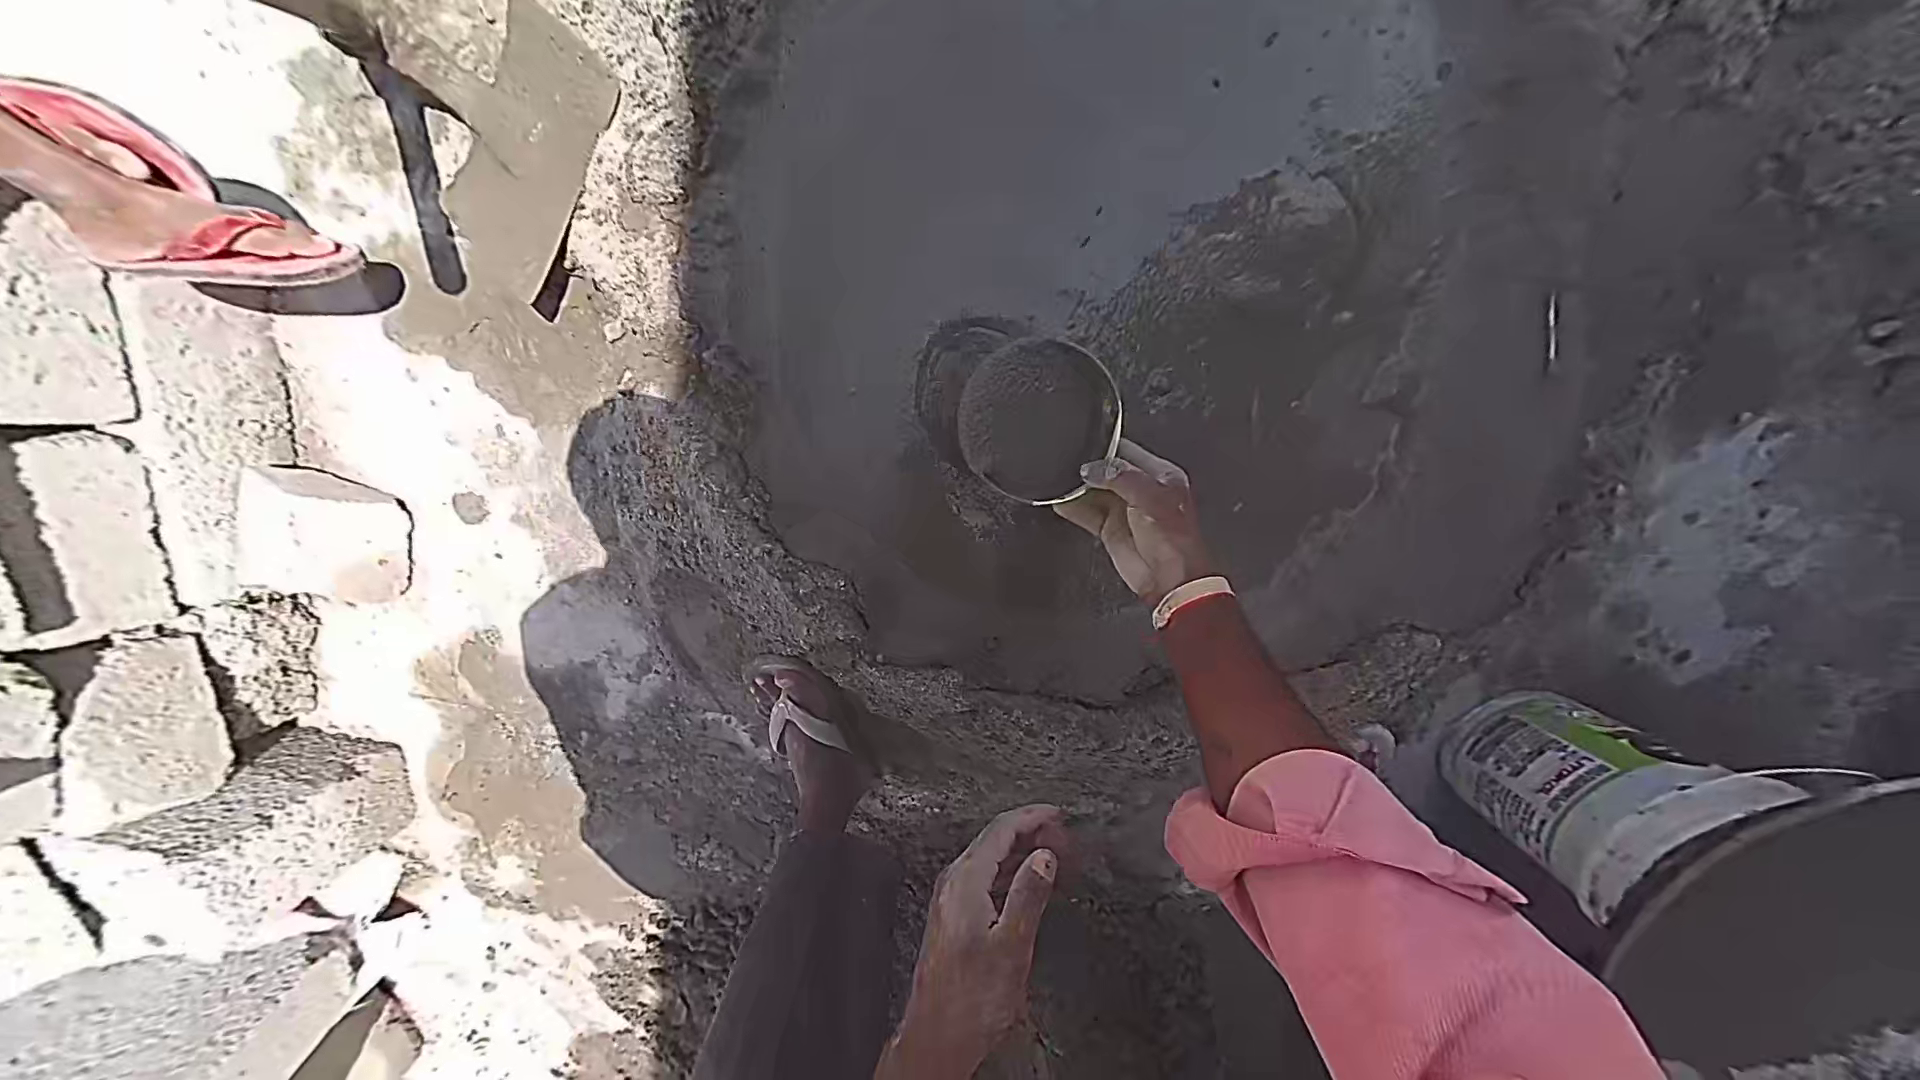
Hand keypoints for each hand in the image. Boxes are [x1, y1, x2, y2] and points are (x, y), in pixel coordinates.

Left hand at [875, 805, 1069, 1079]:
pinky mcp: (955, 914)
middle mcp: (955, 882)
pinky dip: (1012, 871)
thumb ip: (1028, 895)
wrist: (937, 1037)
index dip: (1032, 817)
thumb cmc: (970, 1000)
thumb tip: (1044, 857)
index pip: (1001, 829)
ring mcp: (953, 897)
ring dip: (1023, 851)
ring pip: (992, 857)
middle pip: (995, 839)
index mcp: (966, 881)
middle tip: (1063, 836)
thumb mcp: (1011, 946)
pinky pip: (987, 876)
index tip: (1057, 814)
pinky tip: (1029, 882)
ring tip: (1054, 854)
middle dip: (1031, 831)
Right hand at [1054, 438, 1216, 604]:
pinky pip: (1087, 513)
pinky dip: (1072, 508)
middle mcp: (1142, 491)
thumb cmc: (1174, 539)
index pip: (1127, 452)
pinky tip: (1060, 501)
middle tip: (1068, 465)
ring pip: (1094, 492)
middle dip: (1089, 469)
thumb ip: (1119, 476)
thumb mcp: (1148, 496)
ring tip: (1059, 482)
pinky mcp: (1111, 529)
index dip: (1107, 448)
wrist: (1169, 578)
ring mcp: (1125, 510)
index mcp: (1160, 476)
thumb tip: (1092, 468)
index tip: (1086, 445)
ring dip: (1077, 488)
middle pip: (1108, 472)